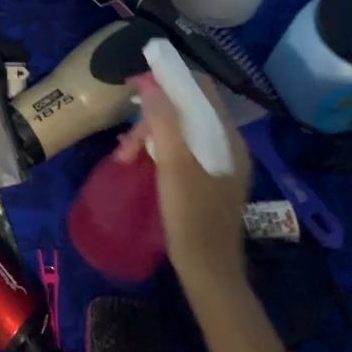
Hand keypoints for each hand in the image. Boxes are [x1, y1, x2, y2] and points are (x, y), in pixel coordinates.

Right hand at [125, 74, 253, 291]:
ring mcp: (218, 164)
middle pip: (186, 111)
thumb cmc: (191, 216)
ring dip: (149, 136)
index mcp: (227, 138)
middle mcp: (227, 145)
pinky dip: (157, 151)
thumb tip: (150, 85)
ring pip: (180, 132)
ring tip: (125, 157)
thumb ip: (164, 121)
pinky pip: (180, 151)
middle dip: (152, 118)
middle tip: (126, 142)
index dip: (168, 80)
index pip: (200, 90)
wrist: (208, 271)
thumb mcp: (174, 165)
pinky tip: (138, 162)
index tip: (135, 86)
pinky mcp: (207, 180)